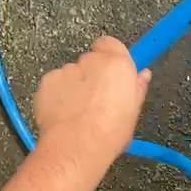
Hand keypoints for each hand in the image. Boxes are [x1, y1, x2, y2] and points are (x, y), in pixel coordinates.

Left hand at [31, 37, 150, 179]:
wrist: (76, 146)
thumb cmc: (107, 133)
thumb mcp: (133, 112)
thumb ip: (136, 87)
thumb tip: (142, 76)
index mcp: (117, 64)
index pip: (111, 44)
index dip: (110, 57)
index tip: (112, 72)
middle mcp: (91, 61)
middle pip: (91, 61)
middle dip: (92, 75)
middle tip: (97, 99)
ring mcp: (67, 70)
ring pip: (72, 74)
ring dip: (74, 86)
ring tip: (79, 112)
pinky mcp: (48, 81)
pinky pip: (54, 84)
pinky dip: (57, 95)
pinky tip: (64, 113)